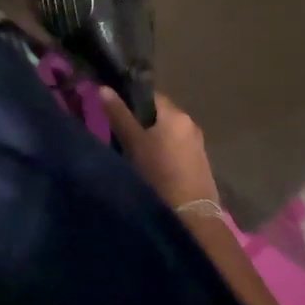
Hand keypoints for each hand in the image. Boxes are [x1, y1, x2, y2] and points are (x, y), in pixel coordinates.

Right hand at [100, 88, 220, 209]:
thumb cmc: (159, 172)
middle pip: (159, 113)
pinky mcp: (201, 164)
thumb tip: (104, 88)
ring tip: (134, 151)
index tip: (115, 111)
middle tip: (121, 133)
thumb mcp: (132, 142)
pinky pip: (177, 147)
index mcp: (176, 114)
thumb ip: (118, 113)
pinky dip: (163, 150)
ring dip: (152, 137)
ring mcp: (198, 145)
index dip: (130, 99)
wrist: (191, 216)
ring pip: (167, 132)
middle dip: (140, 120)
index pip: (149, 95)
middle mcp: (191, 124)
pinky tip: (153, 165)